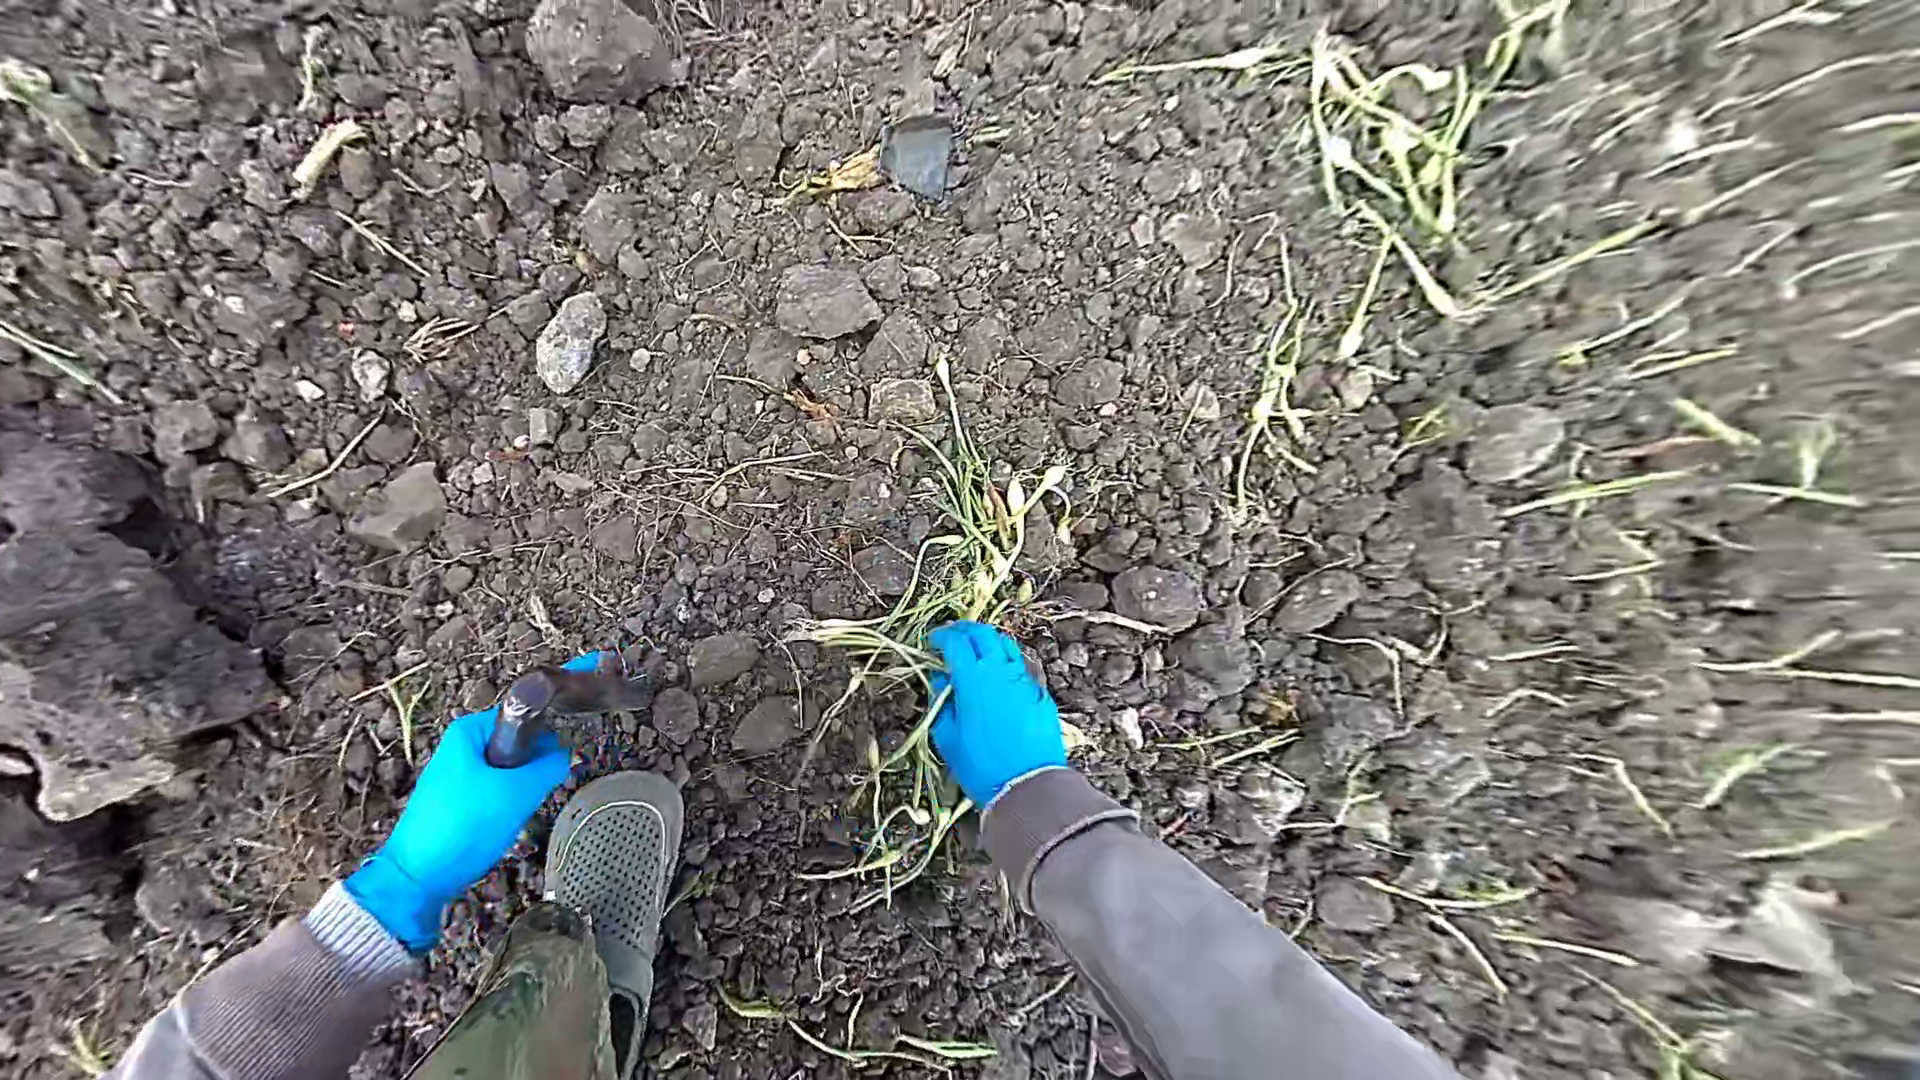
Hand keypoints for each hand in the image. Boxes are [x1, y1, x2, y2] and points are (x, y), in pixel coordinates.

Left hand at [344, 653, 594, 950]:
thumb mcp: (519, 791)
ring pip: (521, 755)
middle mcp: (467, 741)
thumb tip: (565, 754)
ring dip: (535, 771)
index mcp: (473, 730)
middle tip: (563, 763)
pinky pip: (509, 774)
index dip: (567, 683)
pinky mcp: (467, 791)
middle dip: (550, 745)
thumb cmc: (463, 827)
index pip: (530, 696)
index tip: (601, 663)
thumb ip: (552, 763)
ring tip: (536, 793)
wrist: (414, 882)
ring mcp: (465, 767)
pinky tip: (527, 802)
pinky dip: (524, 783)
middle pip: (530, 728)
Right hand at [927, 622, 1065, 806]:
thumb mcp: (948, 737)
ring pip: (1005, 644)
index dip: (941, 636)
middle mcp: (999, 670)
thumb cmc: (981, 765)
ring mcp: (1023, 678)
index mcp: (972, 678)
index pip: (955, 642)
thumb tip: (941, 681)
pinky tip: (999, 673)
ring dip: (987, 641)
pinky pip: (1020, 665)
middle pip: (982, 633)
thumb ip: (942, 702)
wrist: (1028, 784)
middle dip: (964, 630)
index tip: (933, 640)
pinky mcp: (1039, 691)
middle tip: (953, 636)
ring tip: (977, 649)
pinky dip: (1005, 660)